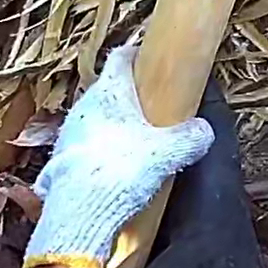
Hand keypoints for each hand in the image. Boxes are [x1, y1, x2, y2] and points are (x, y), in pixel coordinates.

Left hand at [24, 44, 213, 267]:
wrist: (78, 214)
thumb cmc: (121, 171)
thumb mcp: (167, 153)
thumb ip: (190, 138)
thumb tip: (205, 131)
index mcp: (110, 91)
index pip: (120, 56)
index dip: (136, 52)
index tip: (149, 55)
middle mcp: (85, 104)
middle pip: (109, 87)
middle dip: (129, 93)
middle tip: (151, 104)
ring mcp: (69, 131)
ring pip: (96, 115)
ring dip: (114, 122)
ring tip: (135, 140)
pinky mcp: (62, 157)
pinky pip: (86, 142)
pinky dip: (101, 147)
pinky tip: (114, 167)